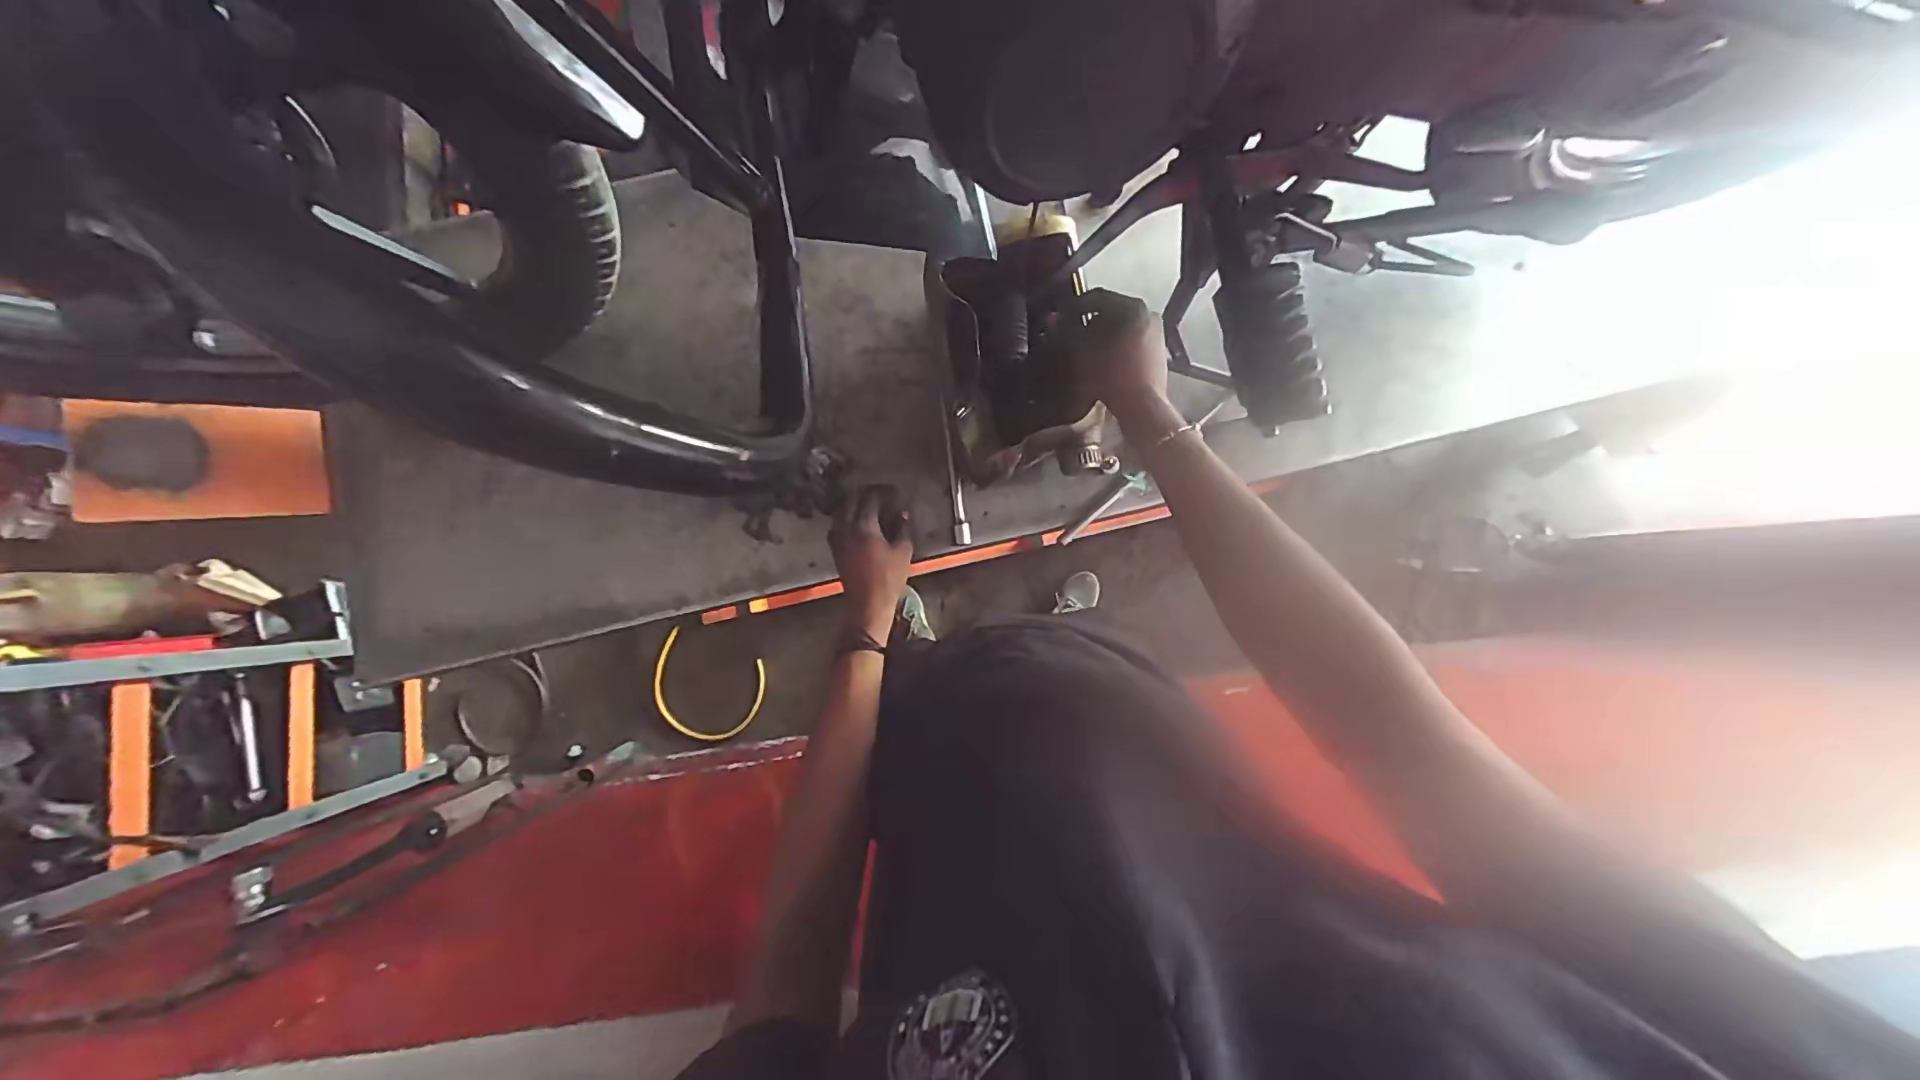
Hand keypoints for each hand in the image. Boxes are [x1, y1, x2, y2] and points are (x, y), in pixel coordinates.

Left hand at [830, 484, 912, 641]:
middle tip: (880, 496)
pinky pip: (837, 525)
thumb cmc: (889, 578)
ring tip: (868, 506)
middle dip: (865, 494)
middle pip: (851, 500)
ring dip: (853, 505)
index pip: (870, 498)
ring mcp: (837, 539)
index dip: (882, 491)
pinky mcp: (835, 549)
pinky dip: (846, 518)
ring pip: (841, 512)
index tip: (893, 492)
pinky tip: (856, 524)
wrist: (868, 603)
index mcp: (863, 525)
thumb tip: (902, 514)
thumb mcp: (903, 551)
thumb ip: (902, 528)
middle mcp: (846, 528)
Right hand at [1059, 287, 1170, 426]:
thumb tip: (1053, 319)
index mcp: (1132, 306)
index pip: (1097, 297)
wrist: (1142, 406)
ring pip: (1122, 326)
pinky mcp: (1159, 351)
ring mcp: (1156, 332)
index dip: (1074, 307)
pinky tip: (1104, 359)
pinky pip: (1132, 340)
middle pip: (1111, 311)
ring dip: (1103, 334)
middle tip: (1070, 333)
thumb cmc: (1109, 375)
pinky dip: (1116, 344)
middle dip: (1089, 321)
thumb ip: (1066, 331)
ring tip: (1085, 348)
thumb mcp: (1081, 351)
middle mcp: (1148, 313)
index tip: (1060, 318)